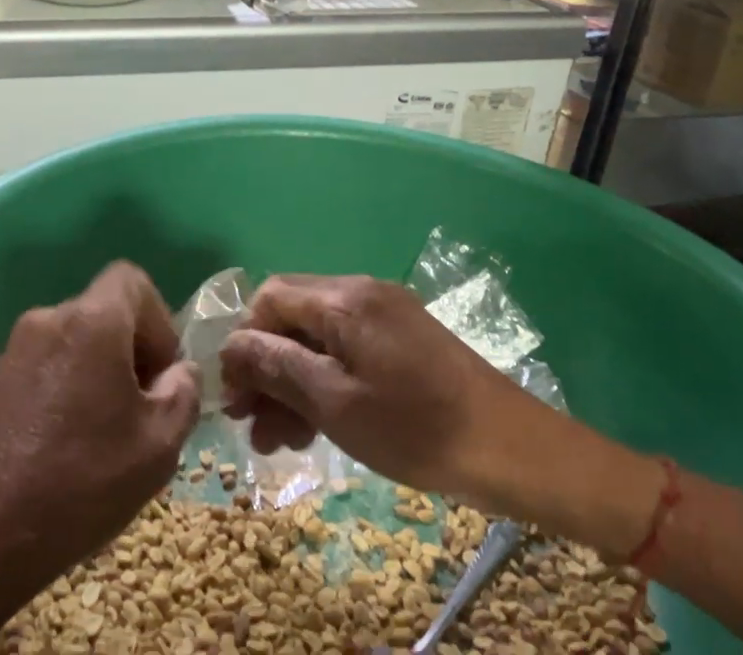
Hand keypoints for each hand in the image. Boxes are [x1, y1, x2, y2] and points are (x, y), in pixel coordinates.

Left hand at [0, 261, 199, 588]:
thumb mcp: (159, 444)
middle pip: (105, 314)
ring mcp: (14, 352)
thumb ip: (183, 393)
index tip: (163, 374)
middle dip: (134, 353)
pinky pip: (49, 368)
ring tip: (110, 438)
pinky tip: (72, 448)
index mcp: (91, 323)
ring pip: (77, 344)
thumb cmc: (82, 482)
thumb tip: (178, 373)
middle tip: (144, 412)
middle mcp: (48, 321)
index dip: (159, 320)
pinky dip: (71, 391)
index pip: (132, 280)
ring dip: (102, 376)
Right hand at [219, 274, 556, 505]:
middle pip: (293, 319)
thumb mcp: (334, 402)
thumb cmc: (415, 427)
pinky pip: (348, 352)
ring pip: (319, 340)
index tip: (236, 398)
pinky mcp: (405, 341)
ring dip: (292, 384)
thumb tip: (231, 346)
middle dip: (266, 370)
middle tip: (253, 427)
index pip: (270, 299)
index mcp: (345, 300)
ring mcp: (388, 317)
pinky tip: (316, 428)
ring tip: (282, 441)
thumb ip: (276, 367)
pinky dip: (325, 384)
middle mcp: (364, 294)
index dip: (244, 344)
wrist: (511, 449)